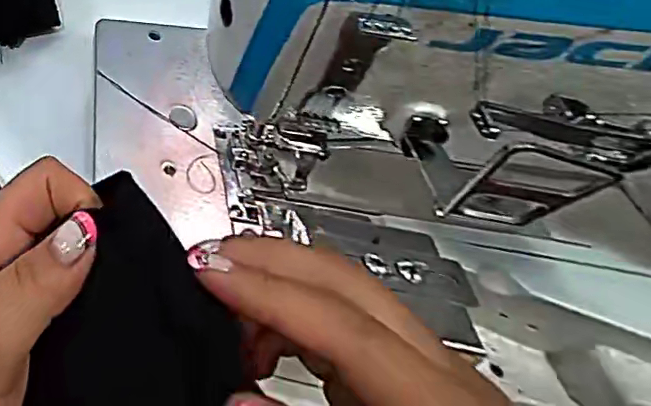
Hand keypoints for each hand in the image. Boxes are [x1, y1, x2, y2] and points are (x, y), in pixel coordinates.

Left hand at [0, 157, 100, 405]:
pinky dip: (86, 307)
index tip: (100, 246)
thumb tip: (84, 227)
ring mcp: (9, 299)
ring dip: (91, 273)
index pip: (43, 180)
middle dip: (91, 235)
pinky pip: (65, 300)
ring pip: (66, 258)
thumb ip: (32, 280)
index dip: (80, 199)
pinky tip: (89, 331)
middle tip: (105, 282)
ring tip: (101, 308)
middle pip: (58, 214)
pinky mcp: (23, 336)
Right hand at [189, 235, 506, 405]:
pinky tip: (271, 343)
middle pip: (343, 279)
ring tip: (230, 314)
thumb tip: (236, 398)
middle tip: (204, 260)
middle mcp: (446, 371)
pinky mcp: (422, 373)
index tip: (206, 270)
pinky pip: (349, 316)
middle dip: (266, 258)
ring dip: (278, 284)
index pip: (342, 321)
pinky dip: (300, 314)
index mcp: (440, 402)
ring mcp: (437, 366)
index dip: (267, 291)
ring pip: (344, 287)